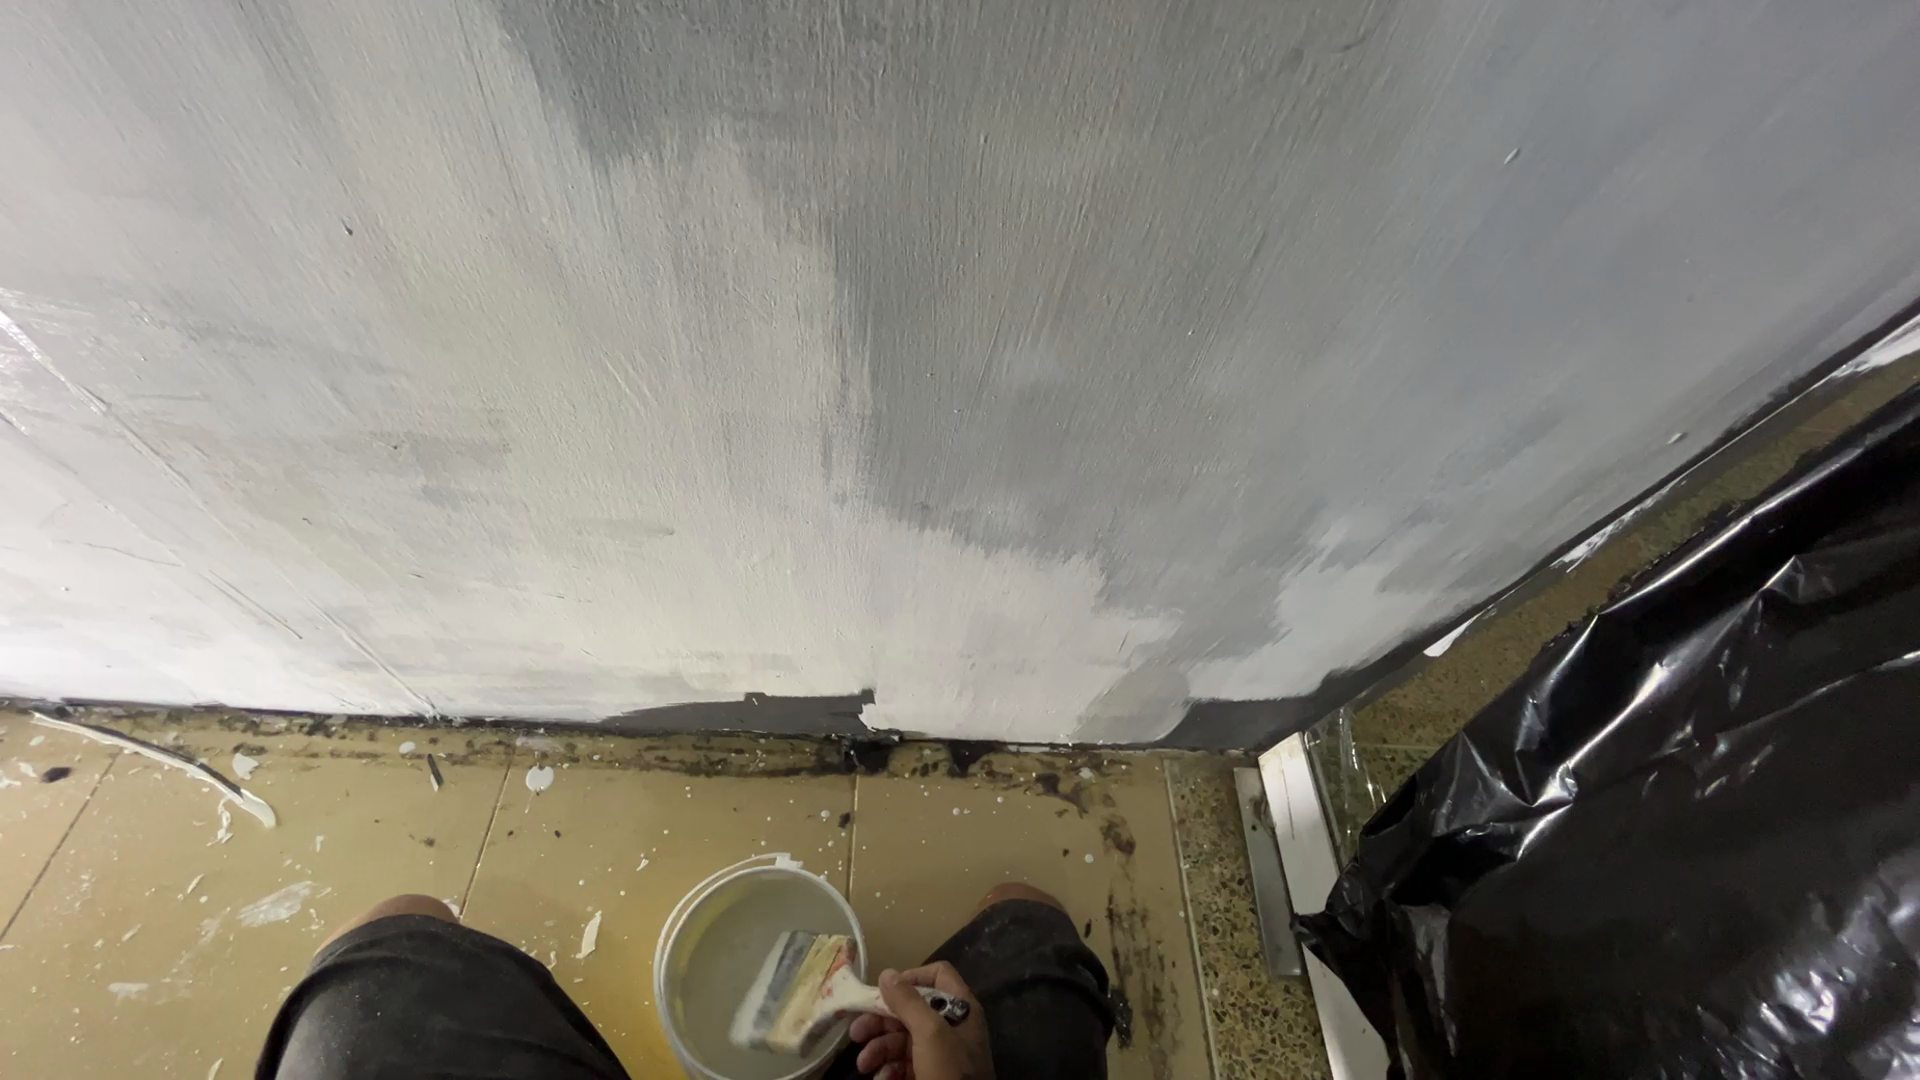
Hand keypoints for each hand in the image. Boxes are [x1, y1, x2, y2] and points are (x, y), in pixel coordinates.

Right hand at [847, 963, 993, 1079]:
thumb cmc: (950, 1072)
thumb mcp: (930, 1033)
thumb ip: (908, 1001)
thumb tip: (887, 973)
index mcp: (960, 1008)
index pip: (938, 976)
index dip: (912, 978)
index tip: (886, 991)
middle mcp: (950, 1027)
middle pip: (912, 1010)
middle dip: (882, 1021)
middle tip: (856, 1032)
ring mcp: (940, 1054)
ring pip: (903, 1040)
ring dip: (879, 1049)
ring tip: (864, 1064)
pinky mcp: (929, 1077)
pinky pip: (904, 1065)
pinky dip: (889, 1070)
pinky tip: (880, 1079)